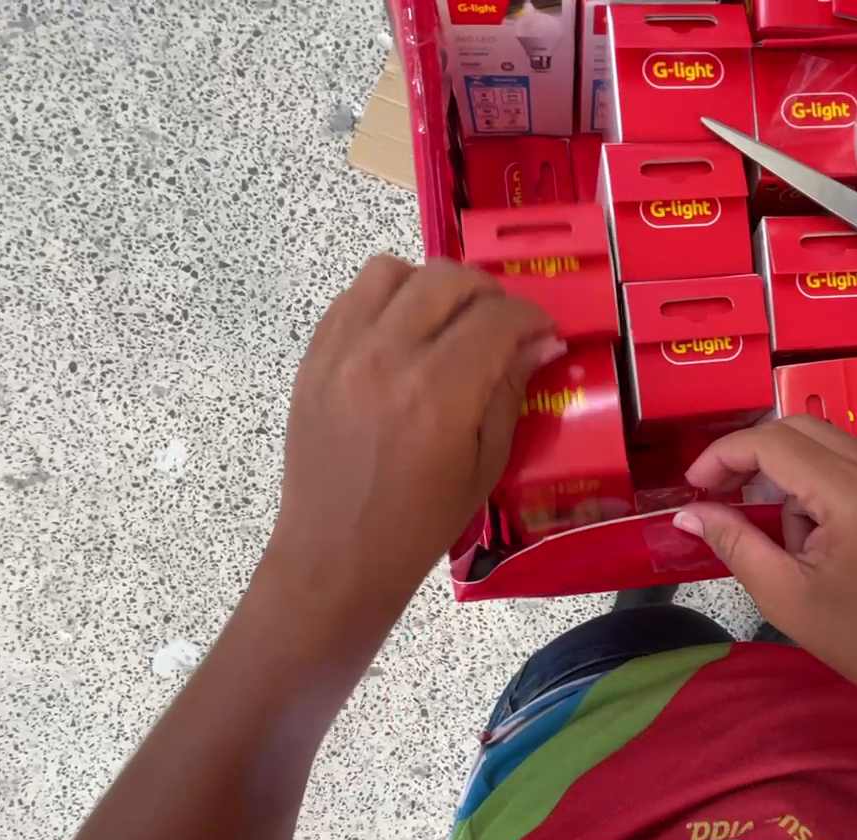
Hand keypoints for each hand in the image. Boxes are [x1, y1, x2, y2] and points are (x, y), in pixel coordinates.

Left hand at [263, 256, 561, 608]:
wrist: (338, 551)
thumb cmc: (422, 522)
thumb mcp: (485, 464)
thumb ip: (510, 393)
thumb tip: (541, 343)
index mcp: (438, 393)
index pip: (496, 319)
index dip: (531, 316)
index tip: (543, 331)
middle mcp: (386, 357)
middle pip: (447, 279)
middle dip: (489, 292)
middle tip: (503, 324)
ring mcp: (341, 351)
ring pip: (393, 270)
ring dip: (432, 285)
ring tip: (448, 321)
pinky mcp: (313, 356)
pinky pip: (352, 295)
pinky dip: (388, 299)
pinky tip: (405, 333)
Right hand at [673, 416, 856, 719]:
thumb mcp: (782, 594)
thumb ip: (733, 542)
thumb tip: (688, 513)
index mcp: (855, 496)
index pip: (774, 444)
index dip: (724, 455)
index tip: (695, 485)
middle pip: (799, 428)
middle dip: (752, 455)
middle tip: (722, 494)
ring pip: (825, 443)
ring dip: (788, 473)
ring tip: (787, 535)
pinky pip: (852, 461)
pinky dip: (820, 481)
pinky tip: (819, 530)